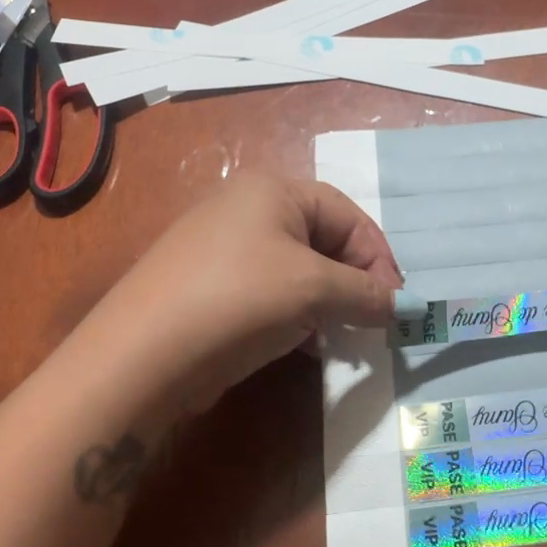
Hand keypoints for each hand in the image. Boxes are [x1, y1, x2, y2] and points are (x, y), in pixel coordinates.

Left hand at [75, 176, 400, 406]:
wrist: (143, 356)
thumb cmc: (239, 300)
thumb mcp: (314, 290)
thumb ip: (367, 294)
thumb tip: (404, 306)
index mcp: (273, 190)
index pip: (348, 214)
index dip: (379, 256)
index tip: (397, 303)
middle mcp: (248, 210)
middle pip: (324, 241)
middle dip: (355, 282)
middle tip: (374, 322)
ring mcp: (225, 251)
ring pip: (300, 271)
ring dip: (329, 304)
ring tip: (343, 338)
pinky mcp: (212, 290)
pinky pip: (272, 294)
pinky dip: (298, 316)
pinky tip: (306, 347)